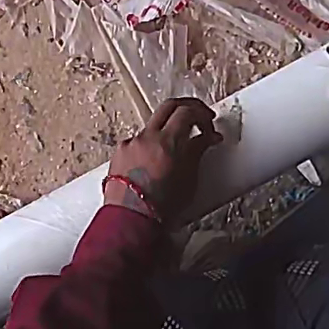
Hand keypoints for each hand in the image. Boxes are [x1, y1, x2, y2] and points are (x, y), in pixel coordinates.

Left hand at [105, 97, 222, 221]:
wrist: (130, 221)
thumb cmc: (161, 207)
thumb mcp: (189, 179)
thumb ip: (198, 151)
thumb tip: (209, 137)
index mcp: (167, 141)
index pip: (187, 111)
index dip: (202, 114)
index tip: (209, 125)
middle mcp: (147, 137)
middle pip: (169, 107)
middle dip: (186, 108)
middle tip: (198, 118)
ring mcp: (131, 143)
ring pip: (153, 127)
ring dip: (166, 133)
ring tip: (175, 152)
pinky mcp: (119, 153)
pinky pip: (137, 142)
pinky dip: (149, 147)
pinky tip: (153, 164)